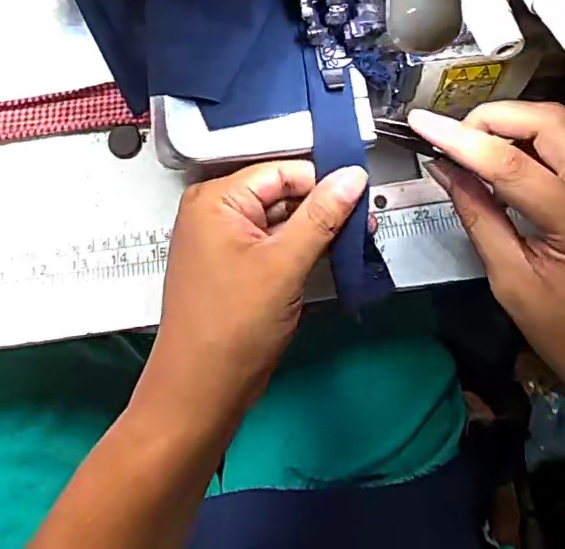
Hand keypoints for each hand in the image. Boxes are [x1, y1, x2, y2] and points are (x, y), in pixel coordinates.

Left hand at [141, 161, 368, 422]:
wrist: (201, 393)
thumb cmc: (231, 328)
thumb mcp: (285, 264)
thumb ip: (322, 215)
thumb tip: (351, 177)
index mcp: (215, 198)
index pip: (280, 170)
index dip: (321, 181)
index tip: (359, 193)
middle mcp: (214, 211)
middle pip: (281, 191)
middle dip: (322, 206)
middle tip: (363, 221)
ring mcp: (223, 239)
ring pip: (281, 218)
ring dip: (316, 229)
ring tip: (354, 239)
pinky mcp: (235, 264)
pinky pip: (273, 241)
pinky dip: (301, 248)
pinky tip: (330, 254)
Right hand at [409, 103, 564, 426]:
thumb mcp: (513, 285)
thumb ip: (478, 217)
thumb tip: (445, 169)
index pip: (513, 163)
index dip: (460, 138)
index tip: (421, 122)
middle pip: (550, 121)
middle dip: (494, 118)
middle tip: (456, 138)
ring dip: (517, 129)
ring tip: (479, 152)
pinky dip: (540, 149)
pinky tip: (516, 173)